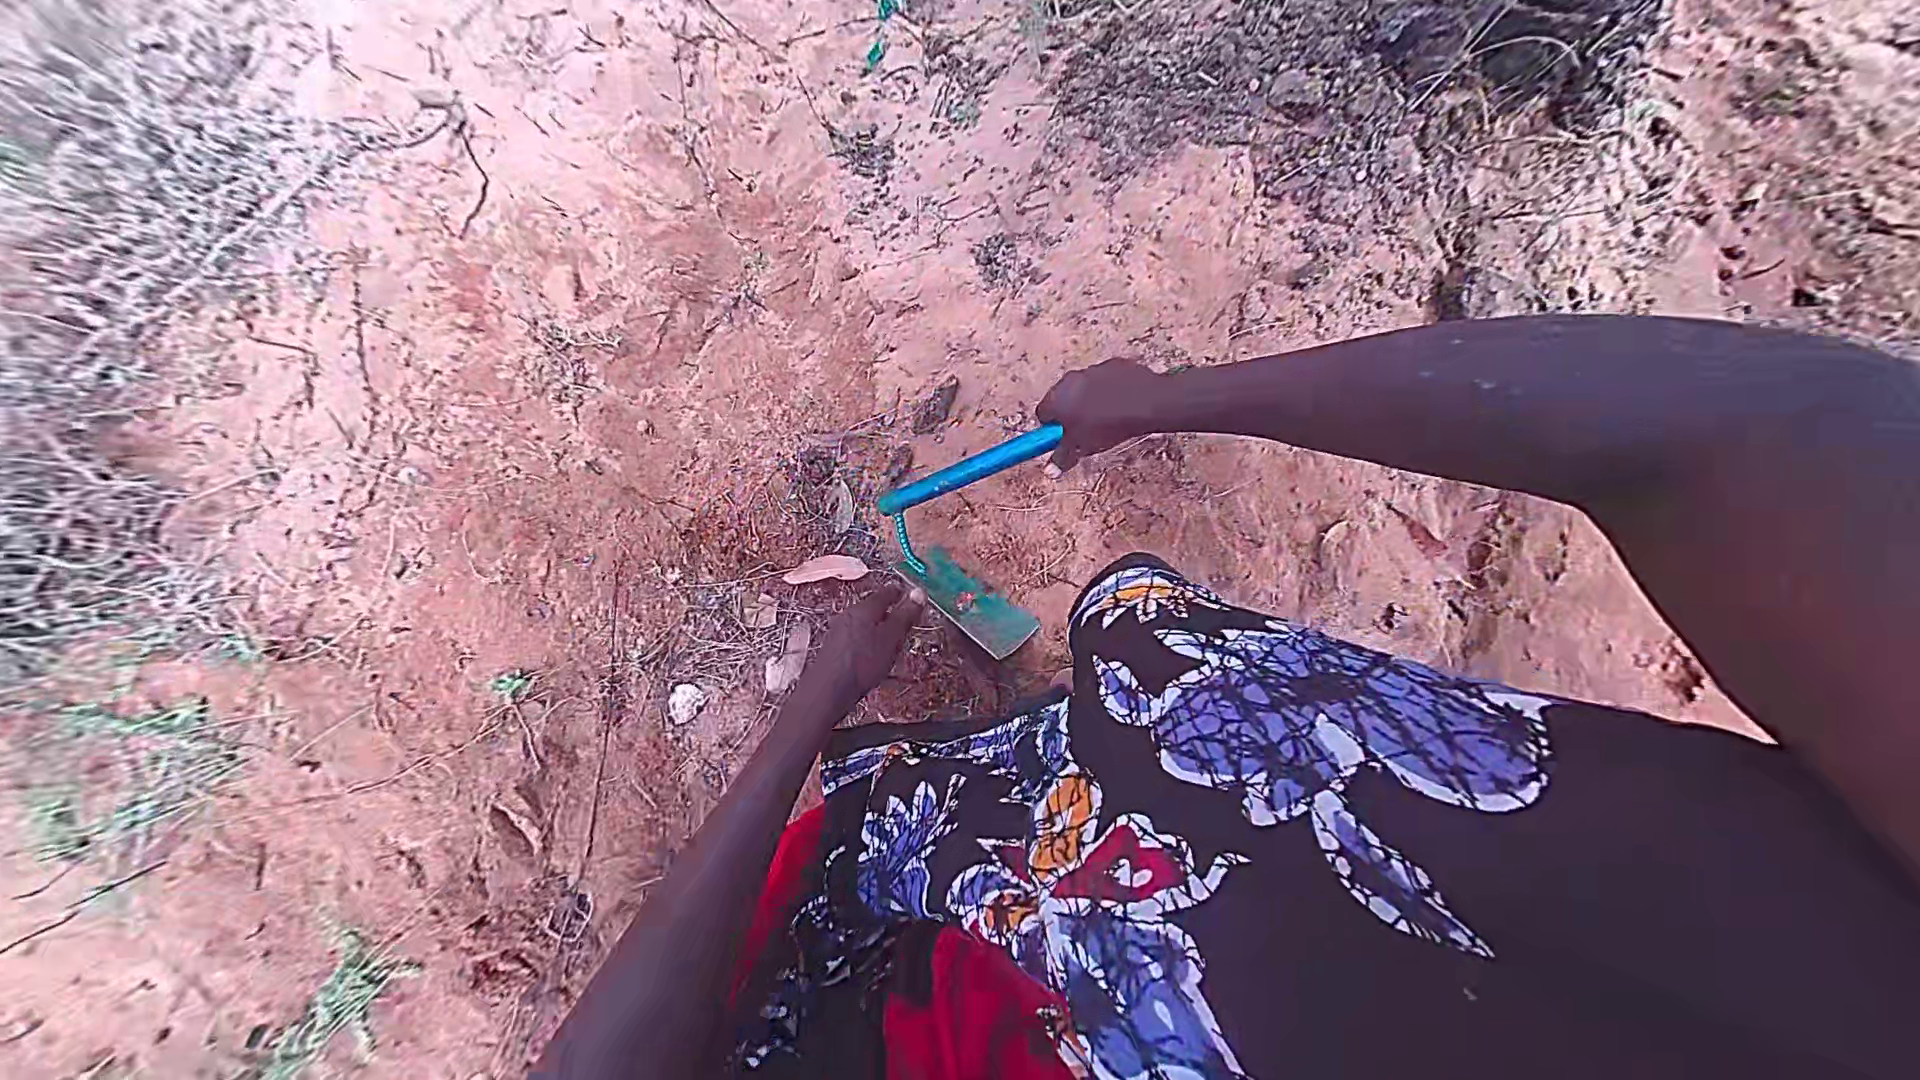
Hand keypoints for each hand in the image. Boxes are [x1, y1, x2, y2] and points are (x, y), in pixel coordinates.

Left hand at [789, 583, 925, 719]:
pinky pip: (855, 637)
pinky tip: (871, 654)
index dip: (900, 593)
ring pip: (863, 622)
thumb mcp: (892, 638)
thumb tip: (919, 593)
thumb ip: (905, 615)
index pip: (886, 593)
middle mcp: (848, 615)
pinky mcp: (833, 648)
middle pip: (873, 608)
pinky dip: (867, 639)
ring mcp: (838, 631)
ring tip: (890, 637)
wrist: (828, 690)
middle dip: (889, 612)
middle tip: (904, 618)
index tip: (910, 595)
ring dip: (877, 627)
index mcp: (865, 608)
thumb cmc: (863, 662)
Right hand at [1036, 357, 1166, 469]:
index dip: (1051, 428)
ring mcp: (1092, 370)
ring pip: (1082, 388)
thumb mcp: (1082, 447)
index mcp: (1057, 399)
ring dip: (1087, 401)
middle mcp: (1069, 380)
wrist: (1146, 403)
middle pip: (1061, 398)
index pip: (1042, 414)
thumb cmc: (1109, 426)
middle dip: (1069, 413)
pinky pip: (1104, 381)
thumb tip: (1049, 471)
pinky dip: (1107, 391)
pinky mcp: (1113, 365)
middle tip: (1083, 431)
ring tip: (1105, 419)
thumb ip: (1062, 457)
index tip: (1062, 438)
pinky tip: (1120, 404)